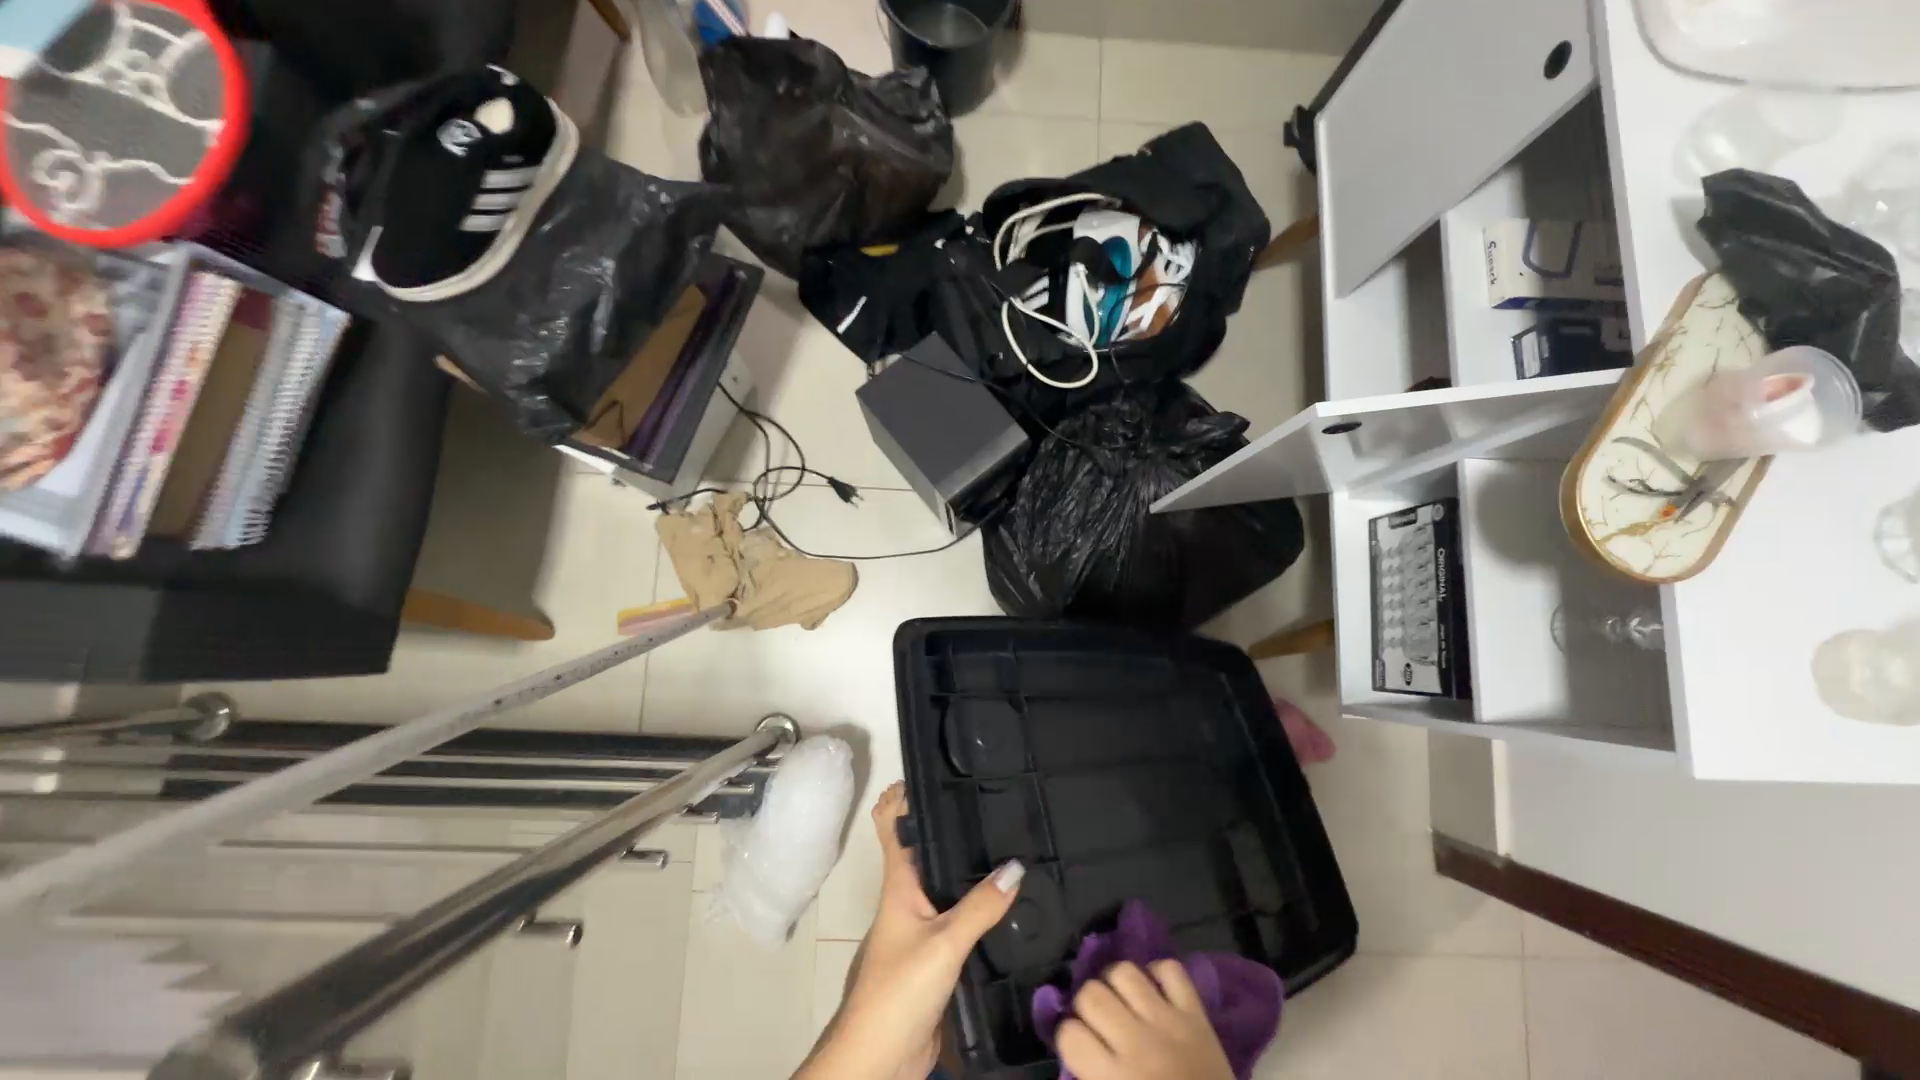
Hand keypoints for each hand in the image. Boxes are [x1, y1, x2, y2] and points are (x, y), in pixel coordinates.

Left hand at [796, 782, 1023, 1079]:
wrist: (881, 1058)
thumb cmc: (898, 989)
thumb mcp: (943, 943)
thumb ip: (980, 907)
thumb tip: (1016, 866)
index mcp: (899, 885)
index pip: (893, 824)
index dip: (904, 794)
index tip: (933, 769)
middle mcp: (909, 900)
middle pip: (928, 853)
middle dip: (953, 828)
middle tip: (995, 800)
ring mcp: (924, 930)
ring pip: (950, 887)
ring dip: (973, 870)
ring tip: (1015, 844)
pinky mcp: (939, 959)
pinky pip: (965, 923)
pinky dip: (985, 910)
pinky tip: (1014, 906)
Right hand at [1057, 960, 1234, 1079]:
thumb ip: (1089, 1077)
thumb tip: (1074, 1043)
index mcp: (1115, 1078)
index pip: (1070, 1033)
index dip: (1067, 1036)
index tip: (1076, 1043)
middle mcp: (1139, 1043)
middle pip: (1092, 994)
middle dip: (1085, 1005)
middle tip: (1096, 1021)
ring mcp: (1170, 1023)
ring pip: (1124, 972)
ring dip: (1114, 984)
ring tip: (1119, 1000)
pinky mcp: (1196, 1013)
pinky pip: (1170, 970)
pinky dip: (1157, 974)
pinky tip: (1152, 992)